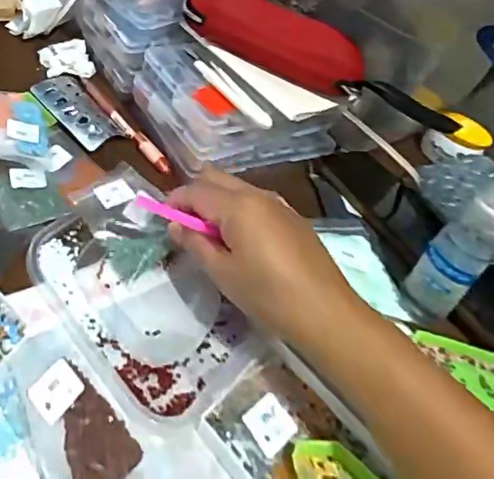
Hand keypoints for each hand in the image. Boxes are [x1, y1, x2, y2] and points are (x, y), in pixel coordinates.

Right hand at [166, 169, 361, 344]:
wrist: (329, 315)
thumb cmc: (269, 296)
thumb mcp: (223, 274)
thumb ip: (195, 244)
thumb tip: (175, 226)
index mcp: (235, 205)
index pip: (193, 191)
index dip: (174, 202)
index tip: (164, 221)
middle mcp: (256, 194)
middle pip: (214, 178)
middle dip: (194, 195)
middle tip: (187, 226)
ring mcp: (278, 203)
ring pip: (236, 187)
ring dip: (217, 200)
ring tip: (213, 236)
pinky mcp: (293, 217)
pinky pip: (255, 200)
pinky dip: (239, 209)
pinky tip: (243, 241)